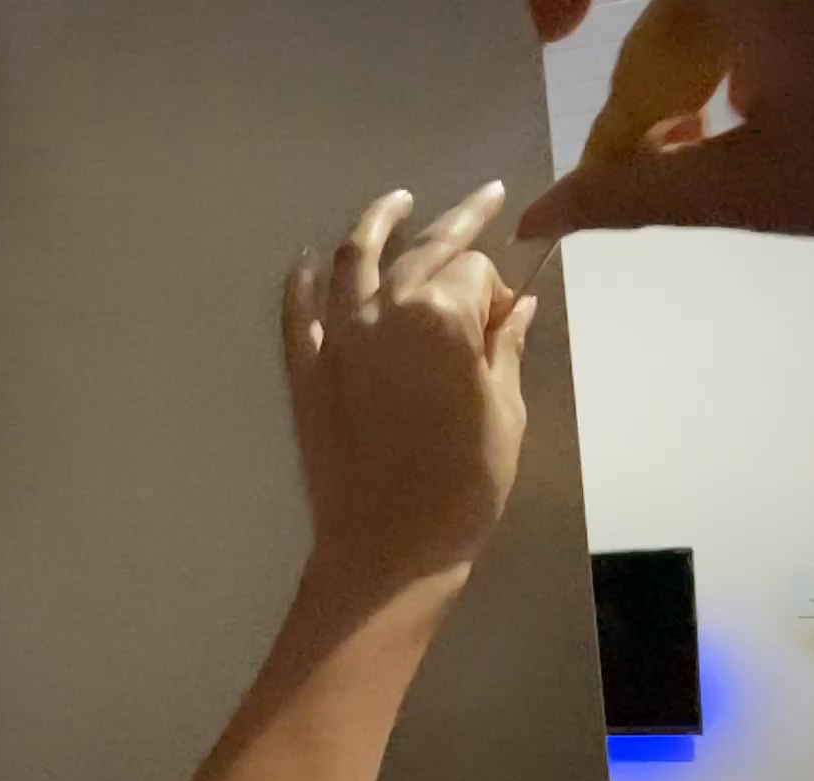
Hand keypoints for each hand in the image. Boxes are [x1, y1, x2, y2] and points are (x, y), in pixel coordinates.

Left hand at [281, 183, 537, 600]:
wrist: (388, 548)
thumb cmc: (462, 487)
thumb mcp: (505, 414)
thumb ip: (505, 347)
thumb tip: (518, 303)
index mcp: (441, 316)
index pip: (474, 272)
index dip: (497, 289)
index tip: (507, 317)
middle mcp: (382, 311)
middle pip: (420, 251)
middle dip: (456, 223)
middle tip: (483, 200)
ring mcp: (334, 339)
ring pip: (351, 260)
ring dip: (375, 223)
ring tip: (395, 202)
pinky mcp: (303, 371)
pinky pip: (295, 312)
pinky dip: (301, 279)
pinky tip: (309, 259)